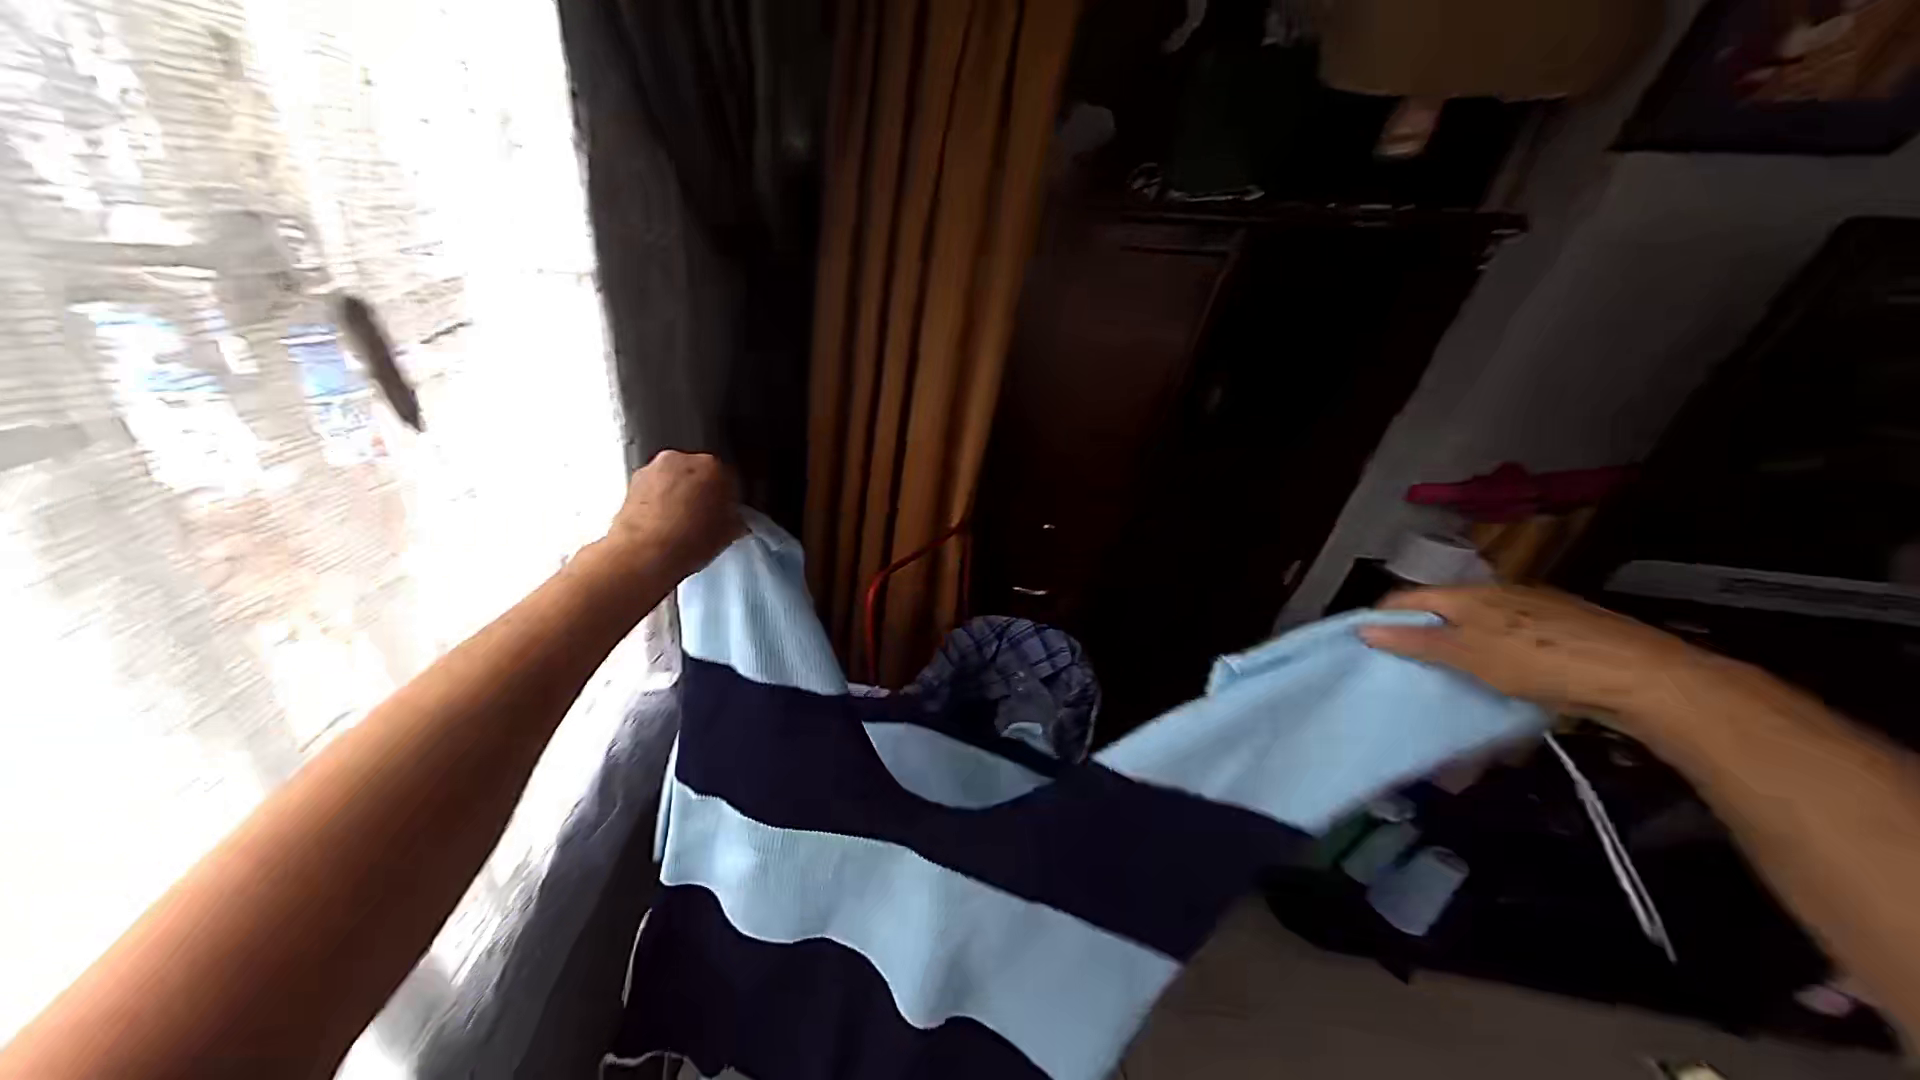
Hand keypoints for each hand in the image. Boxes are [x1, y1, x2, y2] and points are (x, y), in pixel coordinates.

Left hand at [605, 450, 743, 579]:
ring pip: (675, 478)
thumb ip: (735, 518)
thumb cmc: (684, 541)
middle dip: (704, 492)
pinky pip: (654, 488)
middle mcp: (682, 461)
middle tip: (707, 518)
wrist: (643, 555)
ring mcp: (654, 470)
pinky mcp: (632, 483)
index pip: (730, 478)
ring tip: (683, 524)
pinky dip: (659, 501)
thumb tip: (731, 520)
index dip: (731, 498)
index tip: (729, 512)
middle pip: (700, 472)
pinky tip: (665, 524)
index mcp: (713, 467)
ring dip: (680, 494)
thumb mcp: (728, 534)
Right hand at [1358, 585, 1710, 718]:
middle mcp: (1497, 593)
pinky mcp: (1564, 628)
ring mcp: (1534, 608)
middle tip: (1406, 668)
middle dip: (1420, 634)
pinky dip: (1493, 652)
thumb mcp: (1469, 655)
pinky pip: (1509, 637)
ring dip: (1457, 645)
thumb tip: (1364, 626)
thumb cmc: (1540, 662)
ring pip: (1476, 624)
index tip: (1369, 648)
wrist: (1643, 677)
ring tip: (1451, 677)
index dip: (1383, 619)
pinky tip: (1503, 677)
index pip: (1406, 597)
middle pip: (1441, 609)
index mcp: (1468, 595)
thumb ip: (1417, 641)